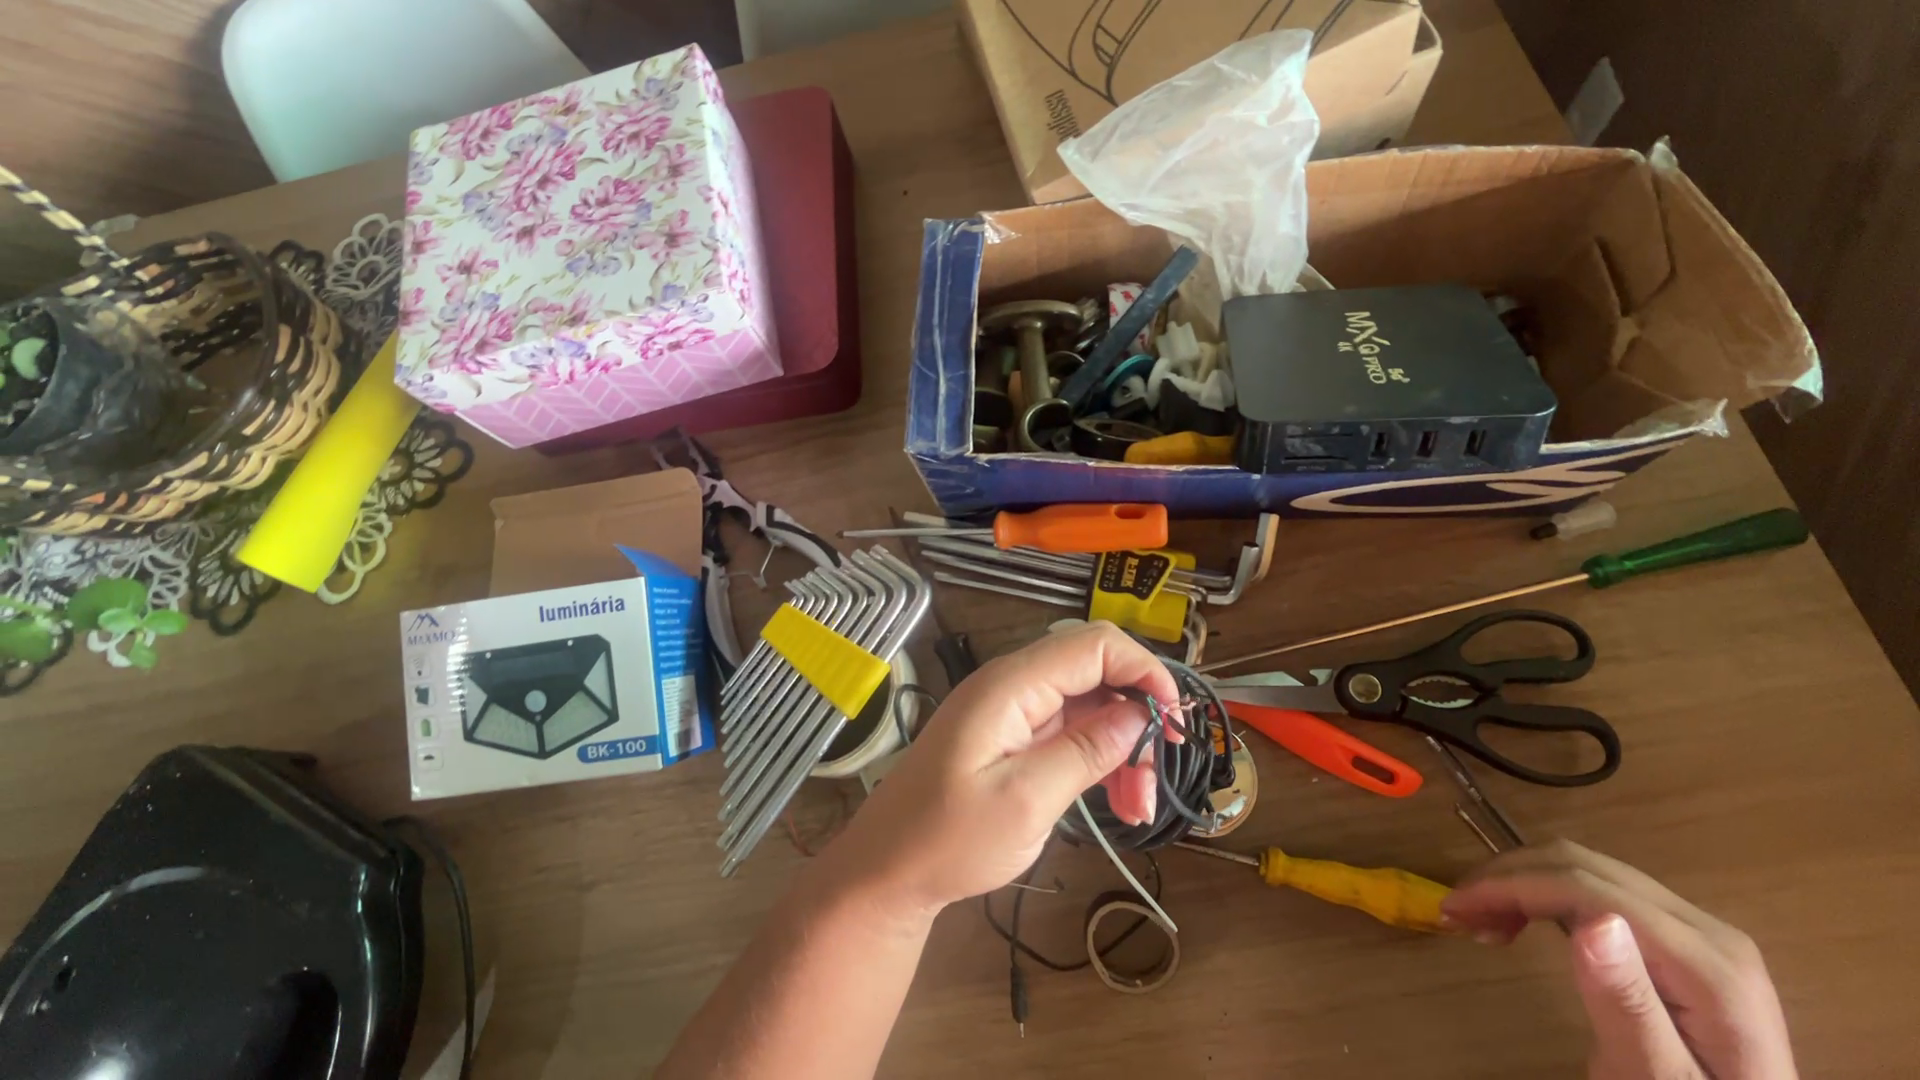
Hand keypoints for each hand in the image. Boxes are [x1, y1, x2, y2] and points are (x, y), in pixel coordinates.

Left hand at [818, 621, 1178, 918]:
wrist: (887, 871)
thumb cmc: (947, 839)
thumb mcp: (1025, 800)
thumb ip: (1085, 751)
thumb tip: (1139, 715)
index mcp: (1010, 686)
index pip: (1094, 644)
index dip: (1144, 670)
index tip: (1175, 720)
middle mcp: (1013, 687)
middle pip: (1095, 674)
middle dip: (1137, 718)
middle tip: (1157, 777)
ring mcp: (1012, 713)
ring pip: (1089, 708)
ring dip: (1123, 749)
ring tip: (1137, 807)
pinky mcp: (1012, 739)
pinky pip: (1070, 734)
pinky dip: (1099, 762)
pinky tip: (1118, 804)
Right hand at [1441, 841, 1796, 1079]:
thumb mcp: (1654, 1078)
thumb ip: (1630, 1006)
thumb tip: (1594, 923)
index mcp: (1707, 962)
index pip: (1590, 890)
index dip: (1513, 885)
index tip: (1453, 908)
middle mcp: (1705, 928)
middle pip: (1585, 867)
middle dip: (1508, 878)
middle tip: (1456, 913)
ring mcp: (1694, 929)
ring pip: (1585, 869)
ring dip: (1520, 882)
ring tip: (1478, 918)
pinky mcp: (1676, 936)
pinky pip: (1597, 890)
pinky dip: (1544, 894)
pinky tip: (1519, 921)